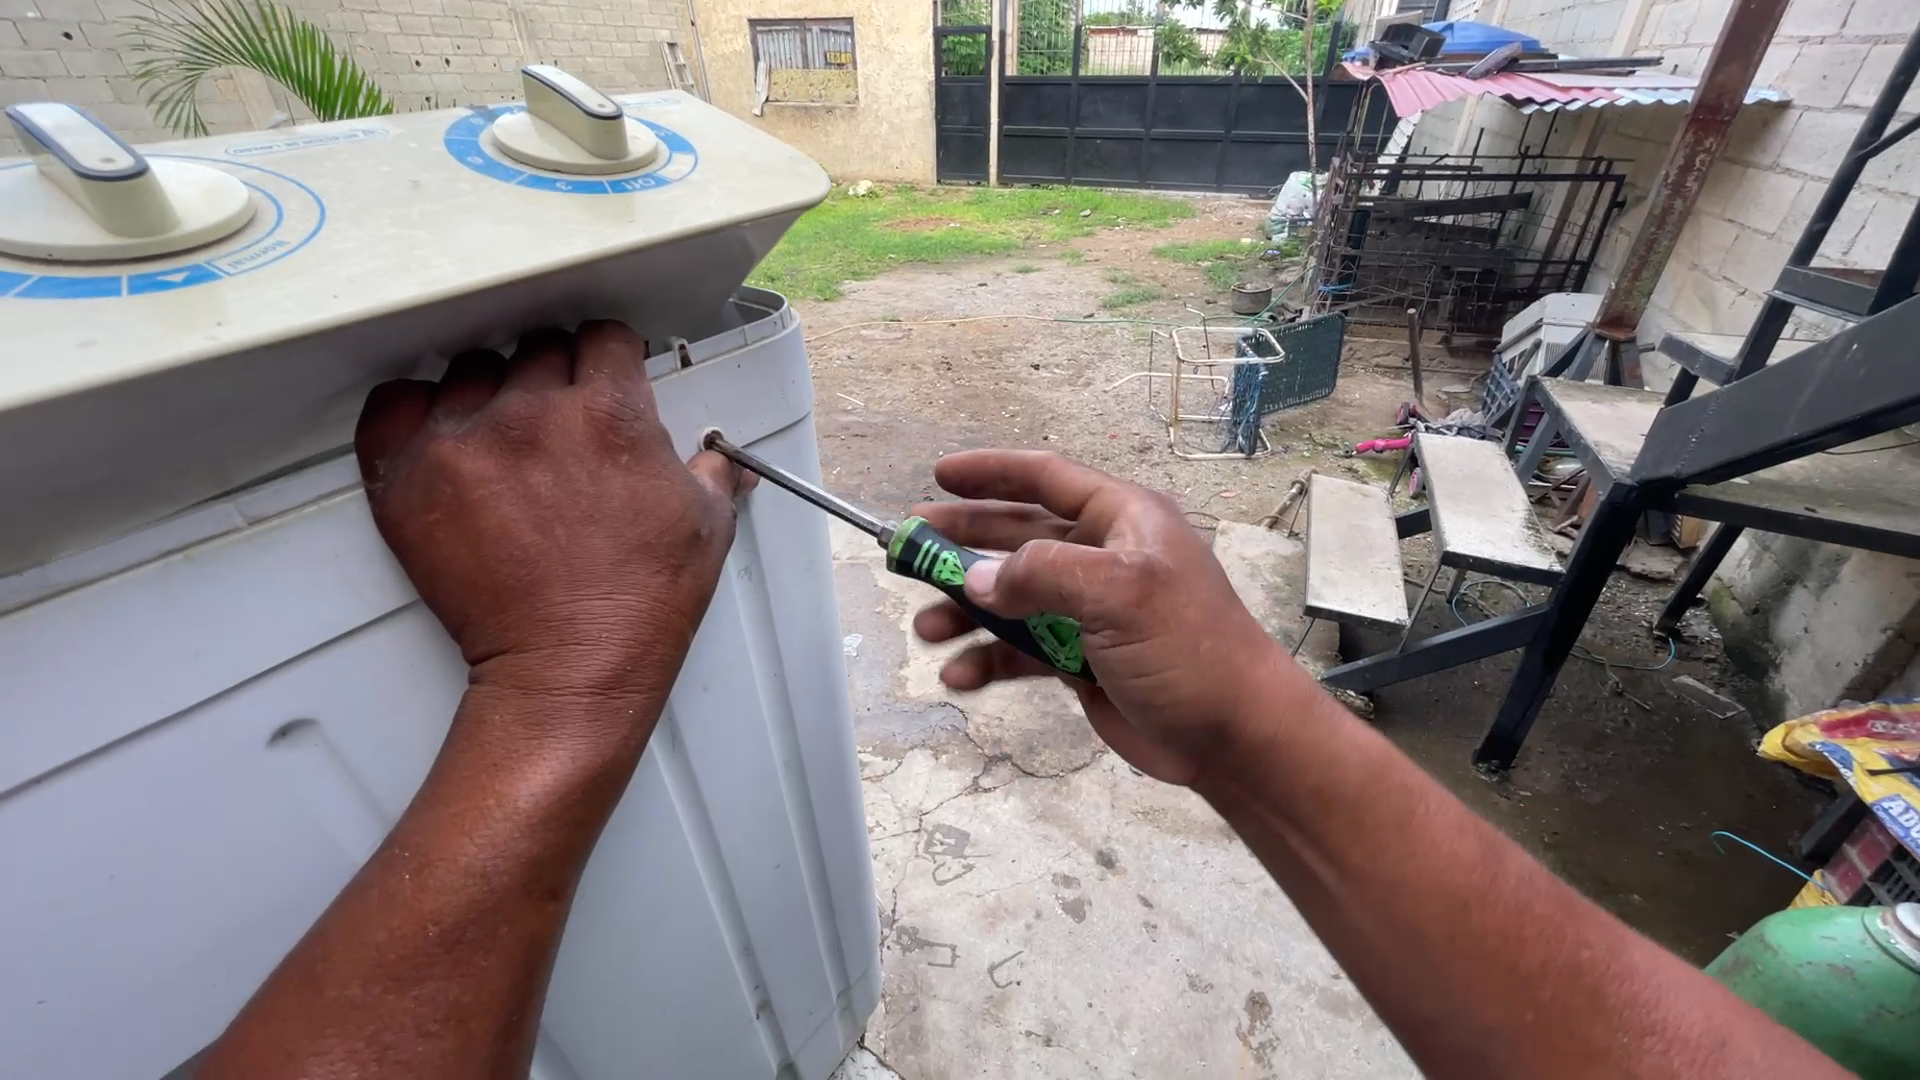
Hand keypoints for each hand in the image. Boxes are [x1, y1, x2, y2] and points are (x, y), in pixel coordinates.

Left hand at [353, 322, 752, 732]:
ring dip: (496, 391)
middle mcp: (534, 412)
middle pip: (538, 347)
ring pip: (473, 369)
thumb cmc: (643, 598)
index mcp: (612, 413)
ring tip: (512, 436)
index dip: (613, 355)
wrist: (574, 663)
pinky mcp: (409, 477)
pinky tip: (452, 437)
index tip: (610, 373)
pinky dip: (421, 411)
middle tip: (568, 417)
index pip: (604, 336)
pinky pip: (395, 403)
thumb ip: (715, 470)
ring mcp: (464, 440)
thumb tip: (725, 459)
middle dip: (560, 373)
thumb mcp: (708, 524)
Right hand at [910, 450, 1299, 785]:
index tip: (939, 475)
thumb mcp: (1119, 592)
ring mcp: (1088, 612)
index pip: (1045, 479)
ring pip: (1011, 599)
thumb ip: (1042, 574)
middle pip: (1016, 538)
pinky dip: (988, 660)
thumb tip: (976, 580)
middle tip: (908, 551)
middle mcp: (1100, 558)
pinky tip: (959, 675)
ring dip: (966, 611)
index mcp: (1120, 520)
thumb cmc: (1186, 648)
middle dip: (962, 544)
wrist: (1232, 737)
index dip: (991, 473)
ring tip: (926, 628)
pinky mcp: (1078, 660)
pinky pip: (1020, 650)